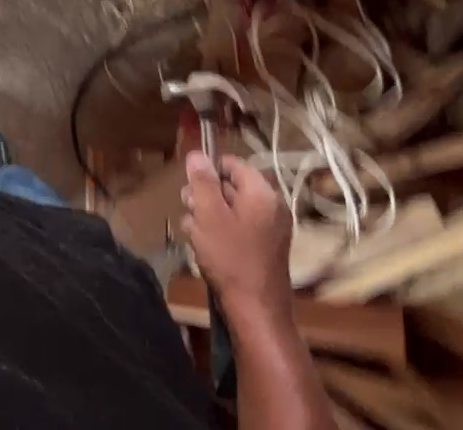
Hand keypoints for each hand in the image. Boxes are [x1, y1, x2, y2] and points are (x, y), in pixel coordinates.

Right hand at [180, 152, 292, 315]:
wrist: (256, 309)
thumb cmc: (230, 257)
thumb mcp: (209, 214)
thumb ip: (203, 181)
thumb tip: (197, 154)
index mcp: (262, 193)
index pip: (231, 163)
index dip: (207, 171)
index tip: (190, 189)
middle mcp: (271, 206)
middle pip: (228, 185)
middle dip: (204, 197)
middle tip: (191, 213)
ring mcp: (269, 228)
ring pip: (228, 208)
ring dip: (206, 216)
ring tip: (196, 234)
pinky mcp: (263, 247)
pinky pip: (236, 227)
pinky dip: (219, 232)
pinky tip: (206, 247)